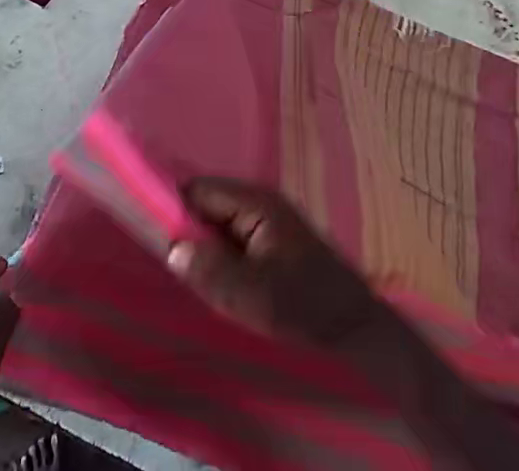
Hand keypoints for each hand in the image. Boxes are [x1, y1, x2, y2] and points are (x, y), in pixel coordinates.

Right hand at [165, 177, 382, 347]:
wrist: (359, 328)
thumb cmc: (304, 306)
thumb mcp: (252, 295)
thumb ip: (209, 270)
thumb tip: (172, 248)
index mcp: (255, 202)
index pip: (198, 190)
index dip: (175, 210)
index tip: (159, 239)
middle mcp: (261, 200)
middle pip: (208, 203)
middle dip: (191, 231)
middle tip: (181, 266)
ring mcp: (270, 217)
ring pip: (220, 221)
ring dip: (208, 246)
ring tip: (201, 276)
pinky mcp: (275, 237)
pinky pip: (235, 235)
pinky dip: (224, 253)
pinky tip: (225, 279)